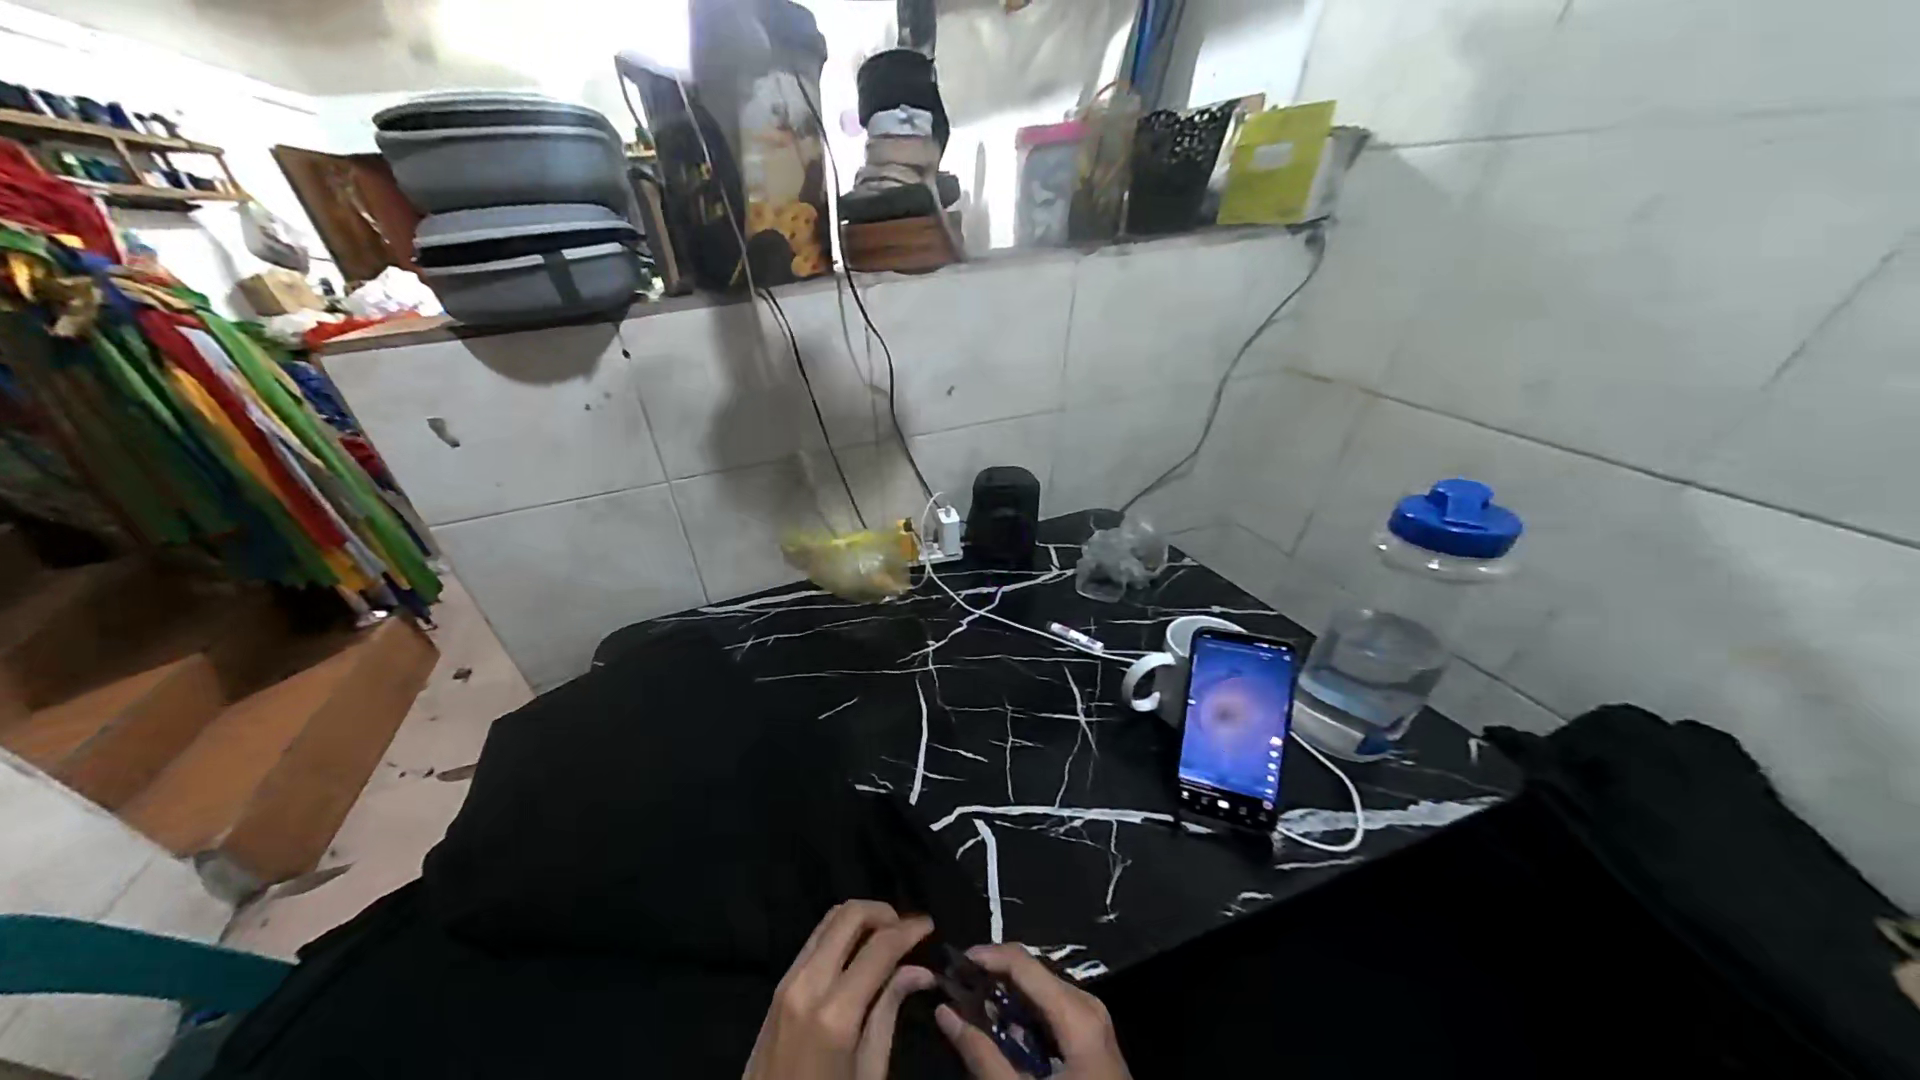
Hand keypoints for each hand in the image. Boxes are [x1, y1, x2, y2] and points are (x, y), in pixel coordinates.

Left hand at [743, 900, 935, 1079]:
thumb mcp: (868, 1072)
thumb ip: (889, 1011)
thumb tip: (920, 971)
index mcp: (835, 1013)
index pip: (880, 947)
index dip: (909, 930)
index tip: (929, 926)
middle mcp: (808, 983)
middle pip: (849, 915)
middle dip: (884, 912)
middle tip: (907, 929)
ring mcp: (788, 980)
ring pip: (829, 919)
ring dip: (862, 918)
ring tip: (887, 936)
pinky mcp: (779, 985)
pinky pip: (814, 938)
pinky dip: (841, 932)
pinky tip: (859, 950)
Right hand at [933, 943, 1131, 1079]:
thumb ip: (982, 1056)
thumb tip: (944, 1013)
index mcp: (1076, 1014)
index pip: (1023, 963)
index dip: (985, 956)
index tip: (952, 965)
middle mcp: (1086, 1003)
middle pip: (1030, 971)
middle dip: (992, 976)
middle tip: (956, 991)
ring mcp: (1091, 1015)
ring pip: (1038, 986)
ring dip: (1005, 994)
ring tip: (972, 1008)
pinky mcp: (1089, 1030)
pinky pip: (1050, 1004)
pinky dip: (1022, 1011)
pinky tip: (1001, 1029)